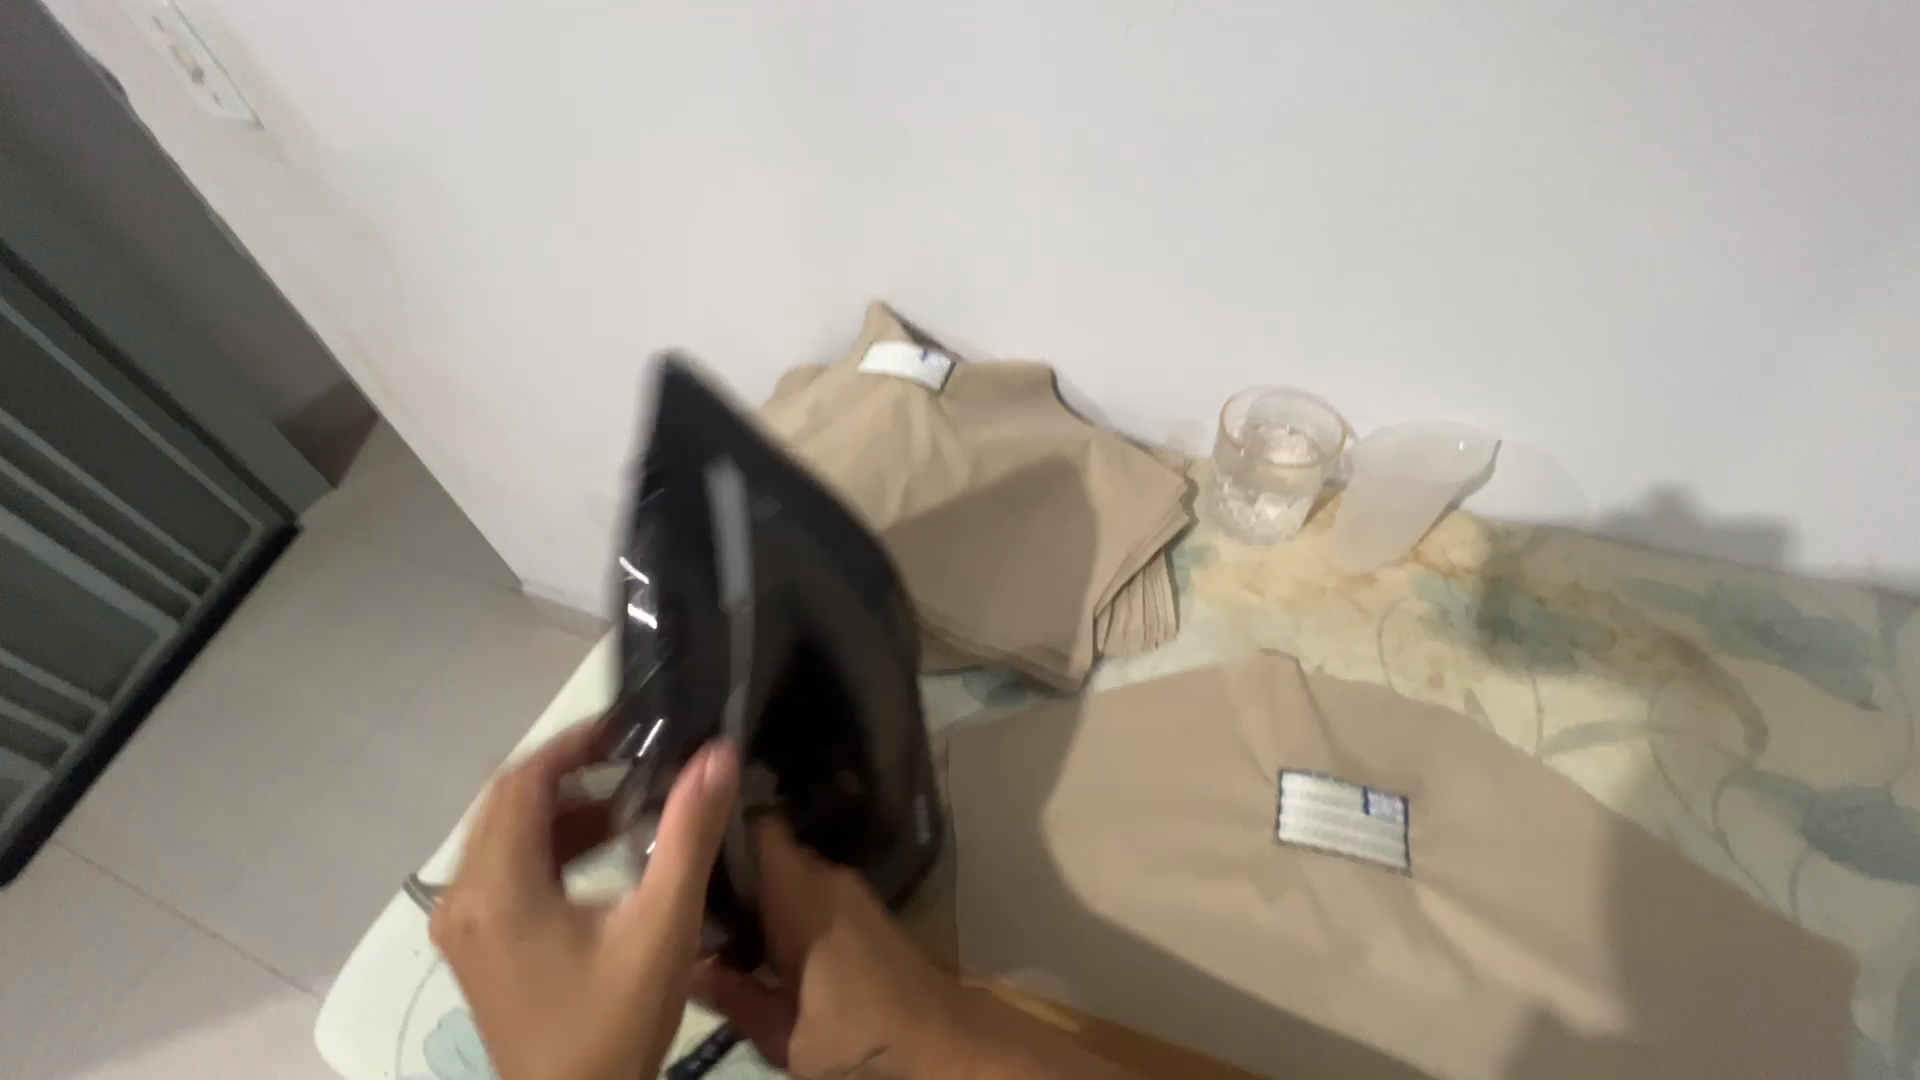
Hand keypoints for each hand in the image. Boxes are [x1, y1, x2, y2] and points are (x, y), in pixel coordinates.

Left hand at [432, 721, 739, 1079]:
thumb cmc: (616, 1022)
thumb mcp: (664, 923)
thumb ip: (690, 832)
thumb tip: (717, 754)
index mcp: (498, 889)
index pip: (522, 782)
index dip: (574, 743)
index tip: (631, 727)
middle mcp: (464, 898)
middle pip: (510, 800)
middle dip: (574, 769)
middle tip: (638, 757)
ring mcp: (464, 923)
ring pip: (508, 830)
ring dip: (568, 805)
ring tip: (633, 800)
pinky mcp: (478, 942)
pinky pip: (509, 863)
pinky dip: (556, 841)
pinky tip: (607, 849)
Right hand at [696, 819, 1142, 1079]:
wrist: (935, 1035)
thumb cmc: (854, 1033)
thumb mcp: (780, 1032)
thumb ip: (732, 995)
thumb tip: (687, 966)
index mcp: (799, 894)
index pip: (760, 826)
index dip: (723, 825)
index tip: (687, 843)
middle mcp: (824, 876)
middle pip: (770, 850)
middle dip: (734, 869)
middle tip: (692, 897)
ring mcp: (847, 887)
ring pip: (790, 871)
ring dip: (761, 891)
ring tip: (721, 920)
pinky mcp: (860, 904)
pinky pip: (811, 887)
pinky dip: (786, 903)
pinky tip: (765, 938)